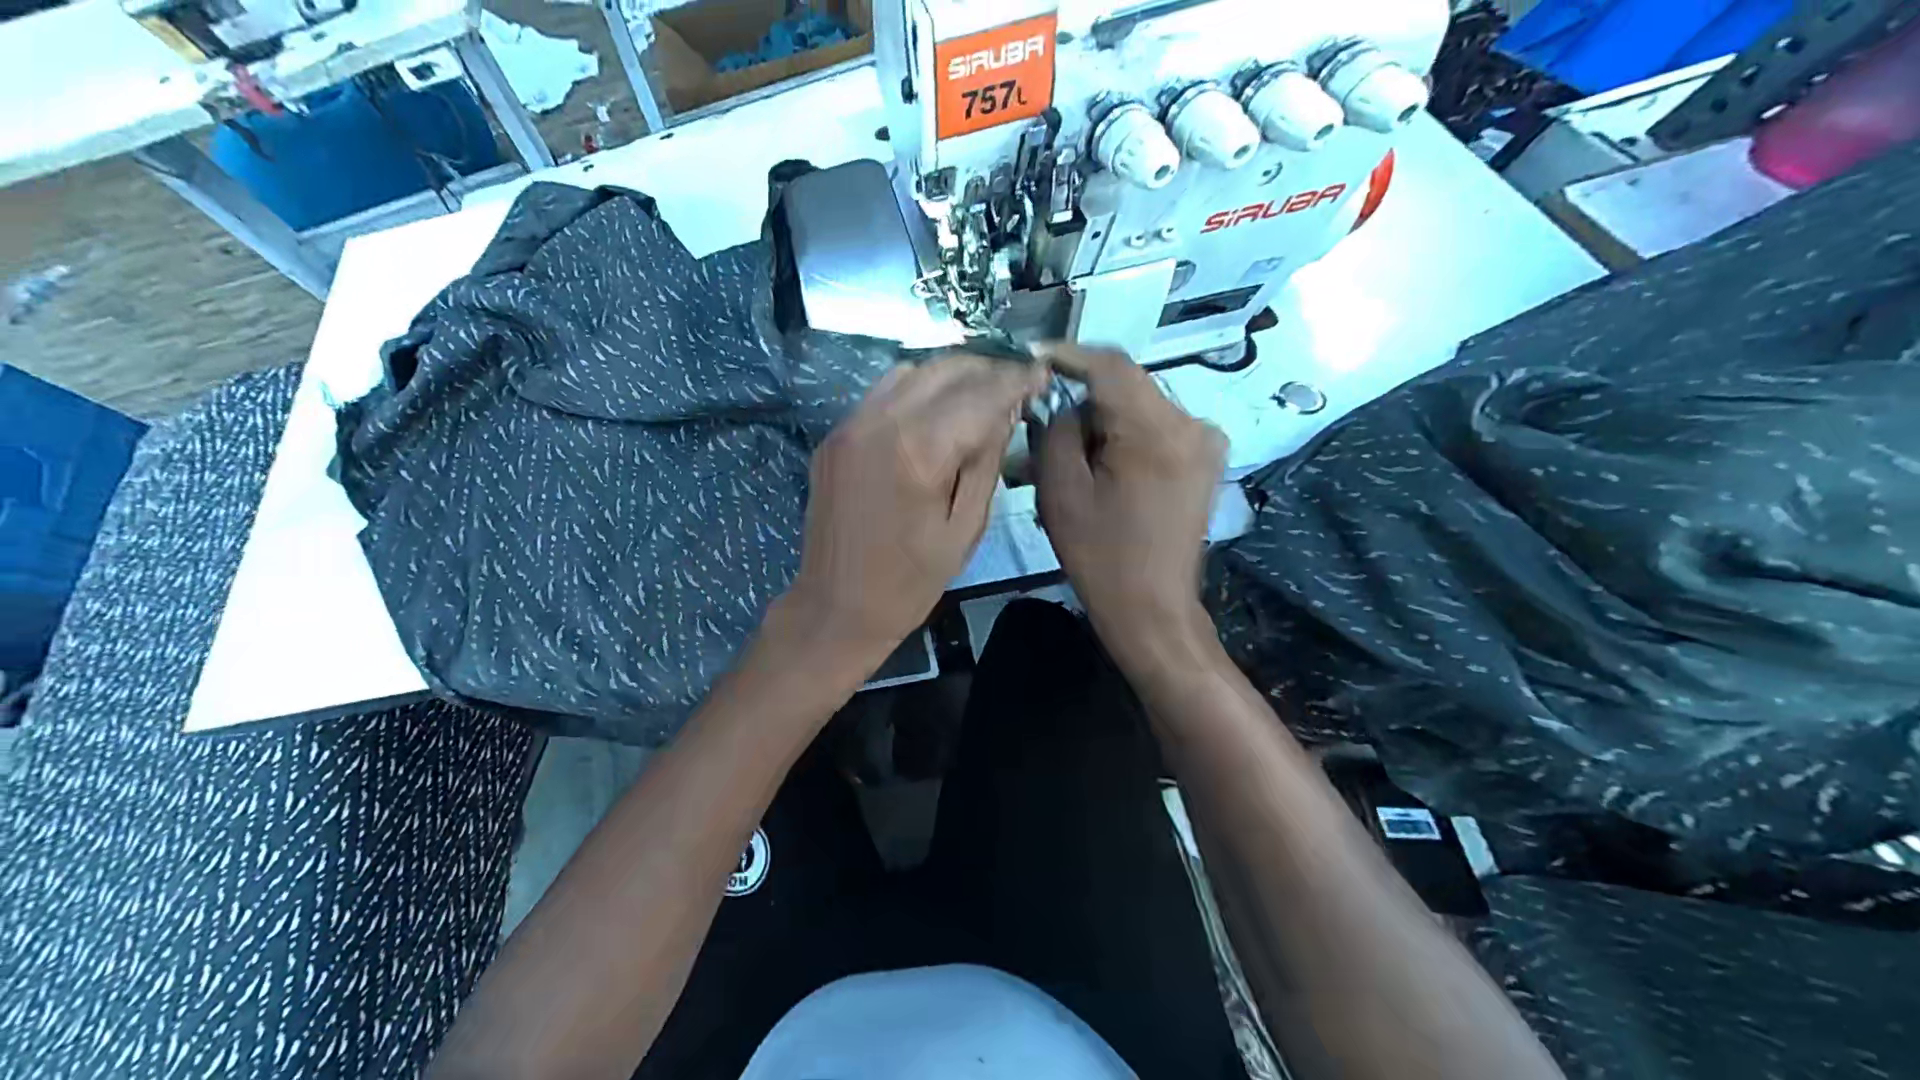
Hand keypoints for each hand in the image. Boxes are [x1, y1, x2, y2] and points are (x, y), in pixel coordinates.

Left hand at [781, 353, 1044, 664]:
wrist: (837, 605)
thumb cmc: (911, 580)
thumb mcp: (966, 528)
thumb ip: (987, 461)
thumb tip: (1006, 411)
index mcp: (919, 451)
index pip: (981, 394)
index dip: (1017, 381)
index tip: (1041, 376)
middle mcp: (881, 422)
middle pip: (945, 369)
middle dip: (988, 370)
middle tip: (1015, 384)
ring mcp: (851, 424)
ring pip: (912, 370)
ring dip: (952, 375)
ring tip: (979, 394)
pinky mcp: (835, 434)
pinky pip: (883, 392)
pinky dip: (917, 389)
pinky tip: (935, 410)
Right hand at [1035, 343, 1226, 667]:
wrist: (1153, 609)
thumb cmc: (1101, 556)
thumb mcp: (1061, 491)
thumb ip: (1058, 431)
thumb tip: (1062, 400)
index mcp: (1158, 431)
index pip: (1111, 366)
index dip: (1069, 356)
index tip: (1034, 358)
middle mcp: (1193, 425)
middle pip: (1127, 386)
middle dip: (1082, 396)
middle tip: (1043, 415)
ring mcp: (1206, 442)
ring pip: (1140, 406)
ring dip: (1102, 419)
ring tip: (1066, 448)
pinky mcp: (1206, 460)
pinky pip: (1156, 428)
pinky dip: (1124, 435)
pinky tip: (1100, 461)